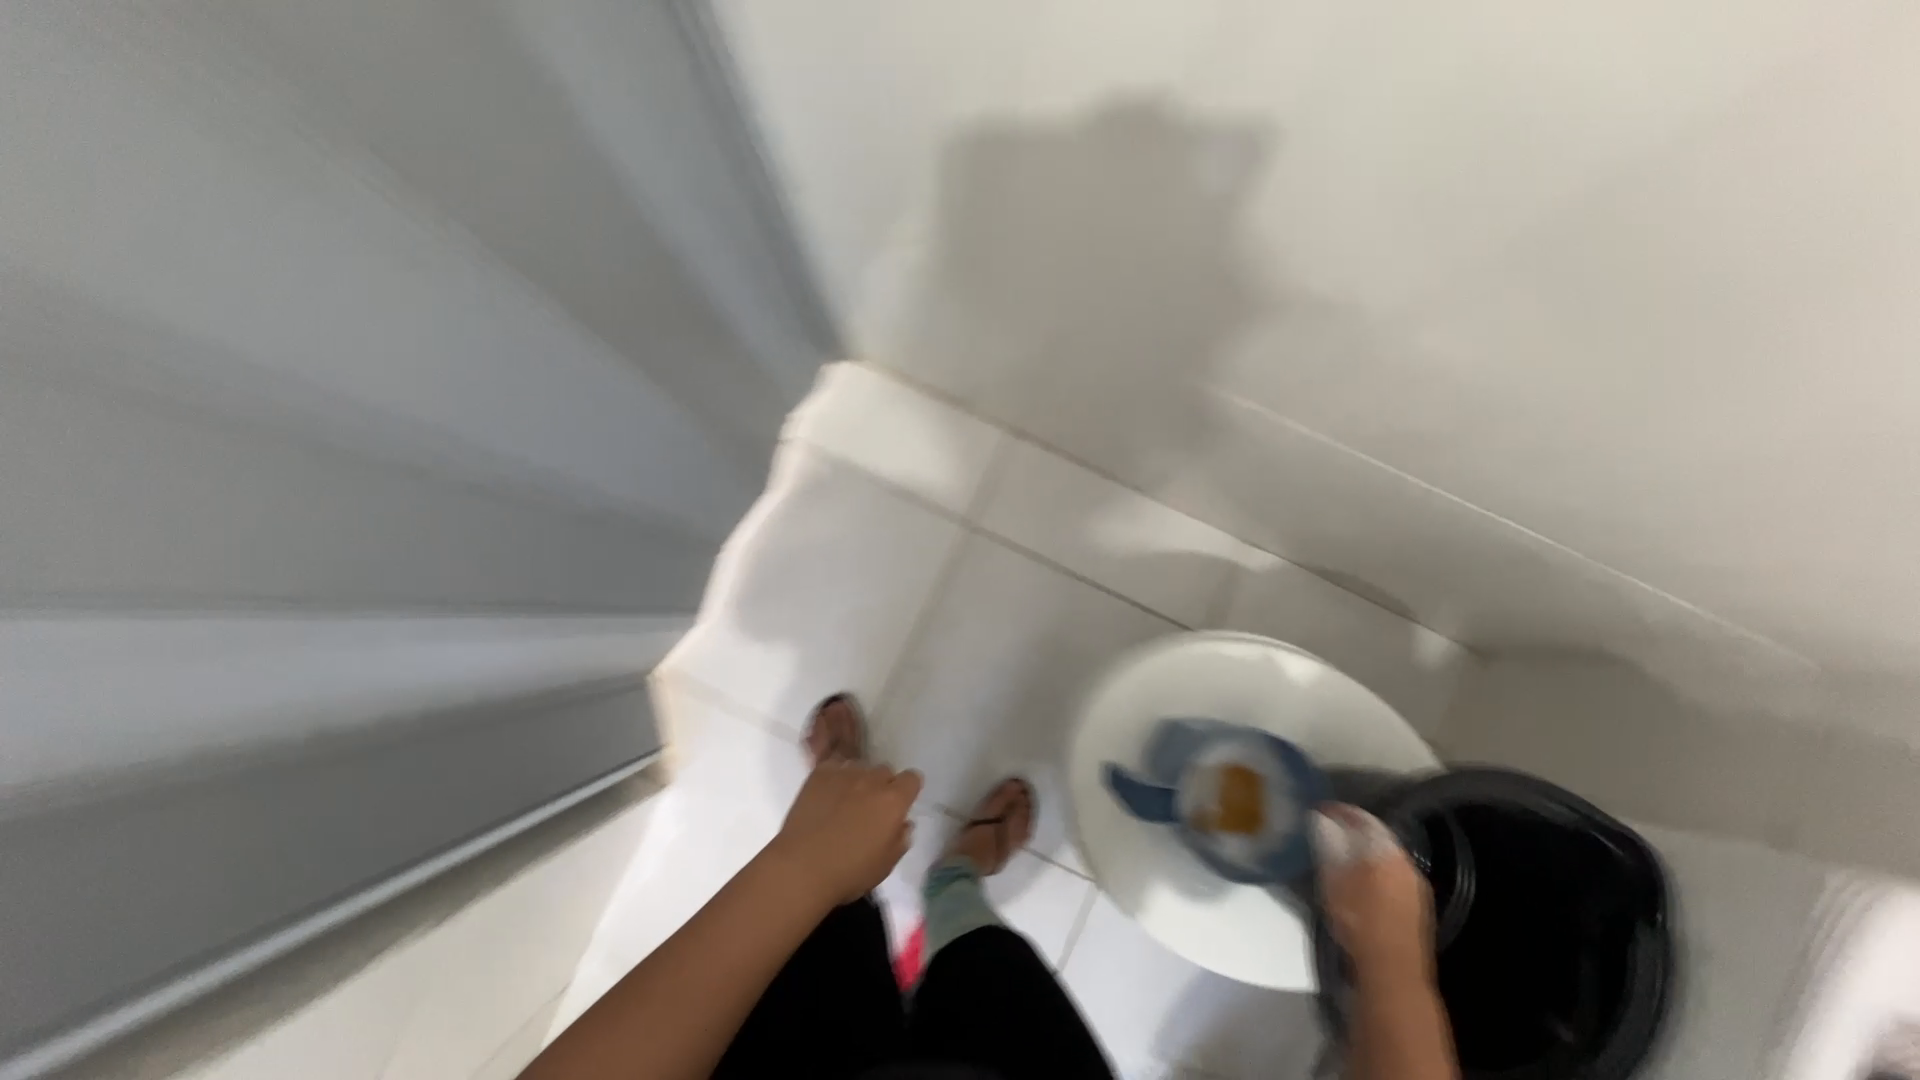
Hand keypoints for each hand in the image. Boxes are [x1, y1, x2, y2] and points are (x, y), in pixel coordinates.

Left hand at [769, 762, 922, 906]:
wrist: (801, 868)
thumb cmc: (849, 873)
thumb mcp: (886, 865)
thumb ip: (901, 840)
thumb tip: (904, 824)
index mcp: (893, 801)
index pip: (912, 778)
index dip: (908, 790)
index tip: (900, 804)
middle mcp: (872, 780)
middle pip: (885, 771)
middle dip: (882, 786)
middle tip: (870, 809)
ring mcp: (844, 773)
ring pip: (860, 767)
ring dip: (859, 781)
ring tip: (845, 802)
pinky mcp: (819, 774)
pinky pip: (834, 767)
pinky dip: (835, 778)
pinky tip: (826, 797)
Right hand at [1315, 803, 1433, 982]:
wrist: (1392, 969)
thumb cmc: (1358, 920)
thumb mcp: (1333, 880)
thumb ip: (1328, 845)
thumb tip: (1321, 818)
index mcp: (1384, 851)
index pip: (1363, 818)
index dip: (1341, 811)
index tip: (1321, 809)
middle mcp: (1405, 862)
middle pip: (1378, 835)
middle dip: (1355, 829)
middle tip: (1330, 828)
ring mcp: (1415, 884)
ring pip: (1387, 855)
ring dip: (1367, 849)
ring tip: (1343, 853)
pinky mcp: (1418, 903)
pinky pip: (1394, 872)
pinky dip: (1377, 867)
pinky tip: (1363, 878)